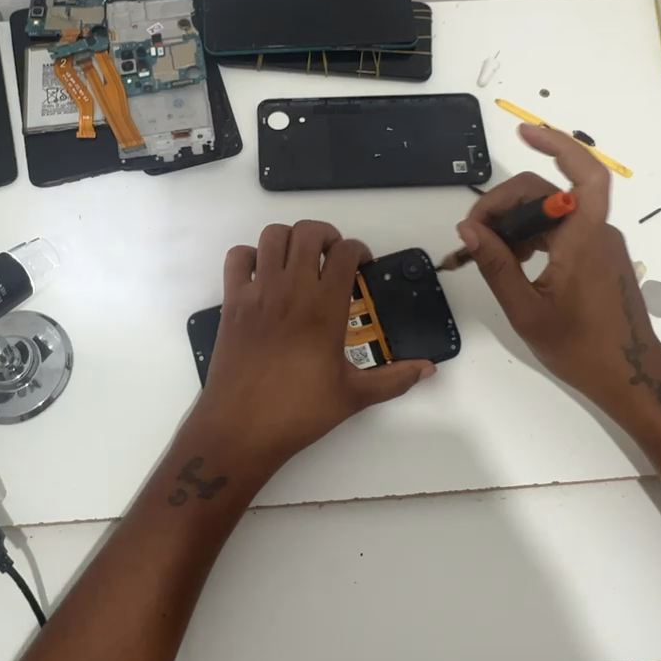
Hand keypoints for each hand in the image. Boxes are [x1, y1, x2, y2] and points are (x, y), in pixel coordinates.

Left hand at [193, 221, 433, 472]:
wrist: (241, 428)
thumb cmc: (299, 412)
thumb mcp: (354, 396)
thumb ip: (394, 379)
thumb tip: (428, 369)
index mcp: (325, 308)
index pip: (345, 253)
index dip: (358, 250)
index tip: (361, 265)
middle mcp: (291, 290)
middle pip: (308, 232)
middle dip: (325, 235)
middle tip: (332, 256)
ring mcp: (258, 292)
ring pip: (272, 236)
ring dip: (289, 239)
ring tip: (299, 260)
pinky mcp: (232, 302)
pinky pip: (237, 257)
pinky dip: (250, 256)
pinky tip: (262, 274)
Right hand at [458, 125, 660, 425]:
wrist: (629, 376)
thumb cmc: (580, 348)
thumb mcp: (526, 310)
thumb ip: (496, 264)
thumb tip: (469, 229)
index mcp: (584, 239)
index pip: (583, 175)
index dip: (558, 144)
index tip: (522, 134)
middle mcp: (596, 231)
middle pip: (548, 192)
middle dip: (506, 201)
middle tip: (474, 233)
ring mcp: (598, 242)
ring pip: (552, 210)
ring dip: (516, 220)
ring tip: (487, 250)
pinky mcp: (596, 255)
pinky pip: (560, 228)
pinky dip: (532, 234)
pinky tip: (512, 258)